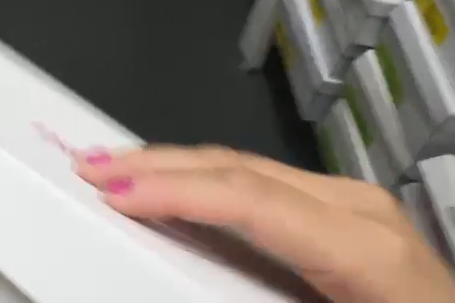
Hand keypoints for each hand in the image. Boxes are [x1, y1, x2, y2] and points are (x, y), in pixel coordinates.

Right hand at [75, 146, 454, 302]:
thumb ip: (251, 291)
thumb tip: (185, 268)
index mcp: (367, 248)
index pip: (249, 197)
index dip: (174, 190)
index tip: (112, 193)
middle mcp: (358, 208)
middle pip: (236, 167)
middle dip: (156, 165)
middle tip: (88, 167)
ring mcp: (353, 204)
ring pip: (242, 166)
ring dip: (172, 167)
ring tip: (113, 169)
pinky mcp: (346, 213)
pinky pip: (259, 184)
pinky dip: (204, 182)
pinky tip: (172, 184)